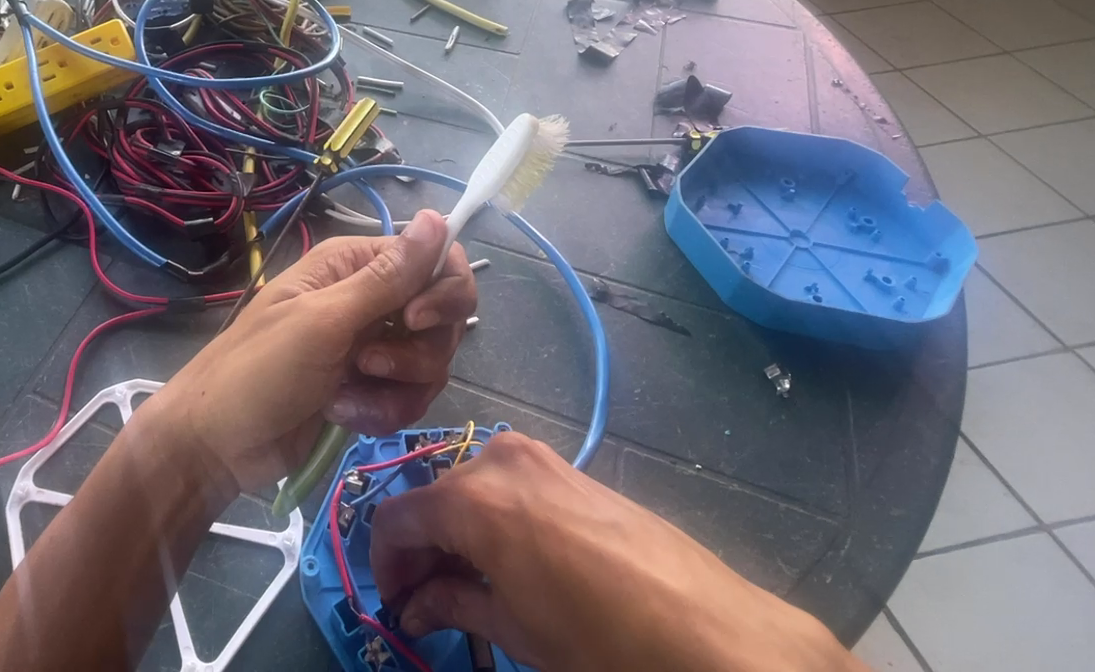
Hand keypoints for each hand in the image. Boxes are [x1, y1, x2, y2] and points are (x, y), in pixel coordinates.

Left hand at [141, 210, 476, 495]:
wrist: (218, 444)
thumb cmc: (260, 370)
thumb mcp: (324, 320)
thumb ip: (387, 277)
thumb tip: (437, 217)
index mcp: (352, 264)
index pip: (434, 260)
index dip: (440, 290)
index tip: (416, 320)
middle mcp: (366, 298)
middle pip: (439, 317)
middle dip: (415, 352)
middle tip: (367, 365)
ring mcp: (369, 346)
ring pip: (429, 362)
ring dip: (394, 389)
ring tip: (344, 397)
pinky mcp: (369, 389)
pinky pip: (409, 396)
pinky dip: (381, 411)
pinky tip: (342, 416)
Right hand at [371, 432, 861, 671]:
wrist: (710, 630)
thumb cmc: (601, 639)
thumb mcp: (517, 630)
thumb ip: (453, 606)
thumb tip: (415, 607)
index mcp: (472, 499)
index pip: (396, 518)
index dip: (384, 563)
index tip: (394, 601)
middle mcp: (495, 459)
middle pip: (431, 499)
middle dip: (421, 550)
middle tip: (426, 600)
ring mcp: (534, 456)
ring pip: (467, 488)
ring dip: (454, 532)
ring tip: (469, 585)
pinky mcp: (565, 465)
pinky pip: (505, 484)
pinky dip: (490, 518)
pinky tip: (508, 561)